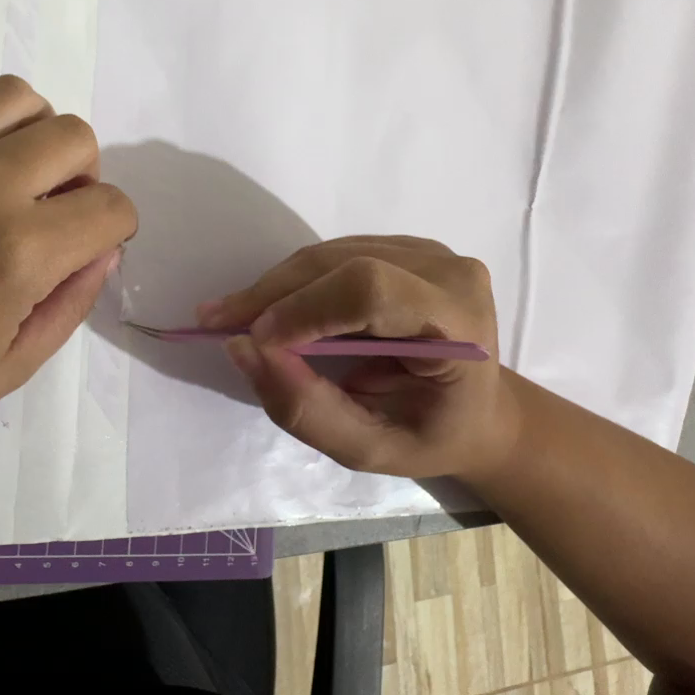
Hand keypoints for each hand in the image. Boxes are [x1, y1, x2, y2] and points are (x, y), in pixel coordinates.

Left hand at [0, 72, 137, 485]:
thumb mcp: (6, 371)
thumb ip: (70, 304)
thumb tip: (101, 249)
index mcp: (18, 253)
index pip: (110, 207)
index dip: (113, 231)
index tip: (86, 251)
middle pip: (75, 136)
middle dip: (84, 177)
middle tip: (52, 215)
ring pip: (17, 94)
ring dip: (34, 131)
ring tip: (12, 174)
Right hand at [202, 236, 519, 480]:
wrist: (478, 409)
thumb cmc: (432, 436)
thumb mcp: (371, 448)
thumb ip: (307, 409)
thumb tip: (242, 350)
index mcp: (459, 326)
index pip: (372, 292)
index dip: (306, 309)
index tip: (254, 341)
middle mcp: (448, 273)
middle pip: (340, 265)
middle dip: (272, 296)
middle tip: (216, 322)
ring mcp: (427, 252)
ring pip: (326, 255)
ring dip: (274, 287)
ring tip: (234, 318)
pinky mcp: (402, 247)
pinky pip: (330, 255)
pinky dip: (291, 282)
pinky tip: (271, 310)